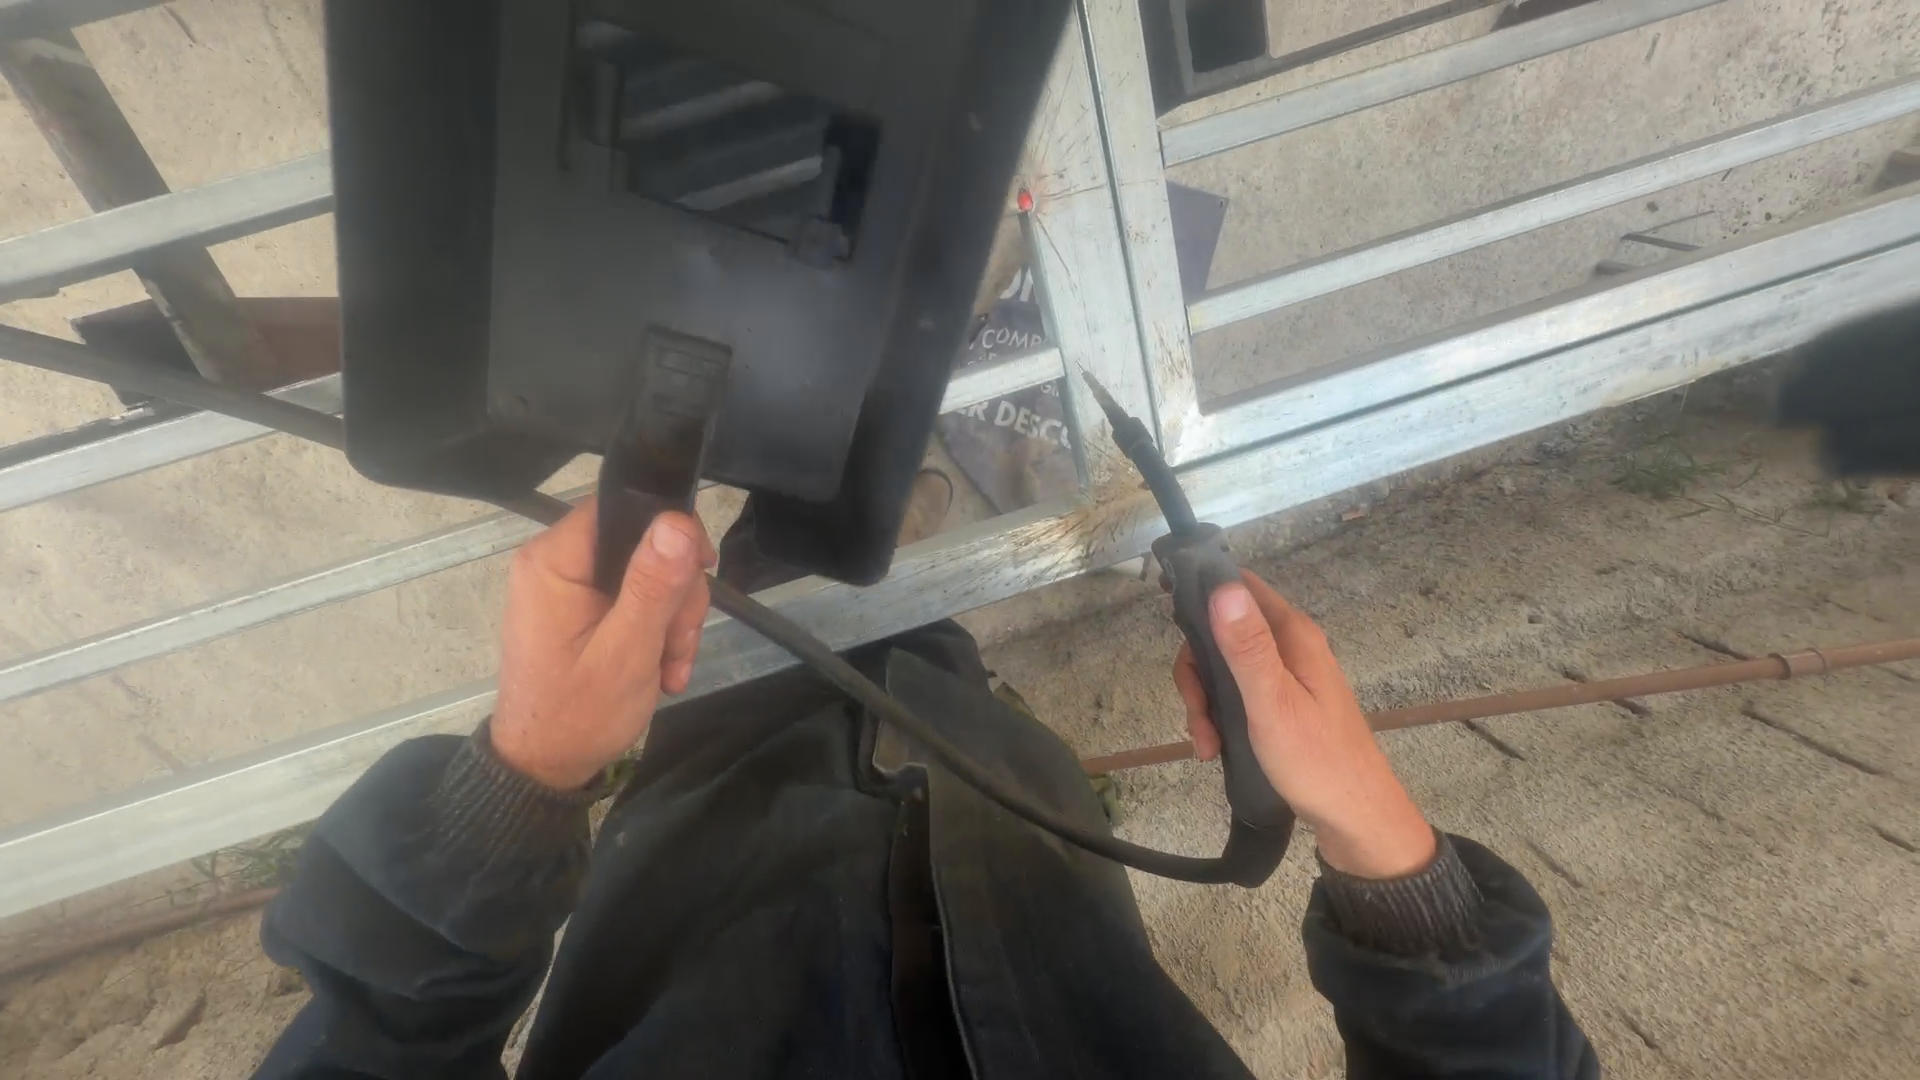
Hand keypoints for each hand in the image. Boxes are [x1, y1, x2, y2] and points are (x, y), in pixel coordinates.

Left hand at [490, 499, 715, 789]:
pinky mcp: (585, 607)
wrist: (546, 767)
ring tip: (670, 667)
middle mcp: (559, 562)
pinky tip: (663, 667)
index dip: (671, 530)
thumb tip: (679, 522)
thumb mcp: (627, 651)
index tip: (702, 570)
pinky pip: (639, 597)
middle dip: (677, 594)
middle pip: (645, 544)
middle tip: (678, 644)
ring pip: (652, 573)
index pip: (625, 507)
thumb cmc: (579, 713)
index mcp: (555, 561)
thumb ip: (653, 585)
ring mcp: (572, 586)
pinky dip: (660, 630)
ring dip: (674, 620)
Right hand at [1174, 572, 1435, 878]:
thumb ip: (1247, 646)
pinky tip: (1215, 745)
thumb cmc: (1316, 760)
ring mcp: (1287, 674)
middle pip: (1222, 632)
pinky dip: (1219, 715)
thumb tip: (1223, 587)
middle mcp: (1290, 645)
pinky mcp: (1282, 700)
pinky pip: (1237, 692)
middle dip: (1197, 671)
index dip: (1201, 591)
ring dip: (1205, 701)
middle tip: (1195, 713)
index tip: (1167, 611)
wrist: (1357, 820)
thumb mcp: (1272, 702)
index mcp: (1291, 635)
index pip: (1239, 585)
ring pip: (1224, 666)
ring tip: (1206, 742)